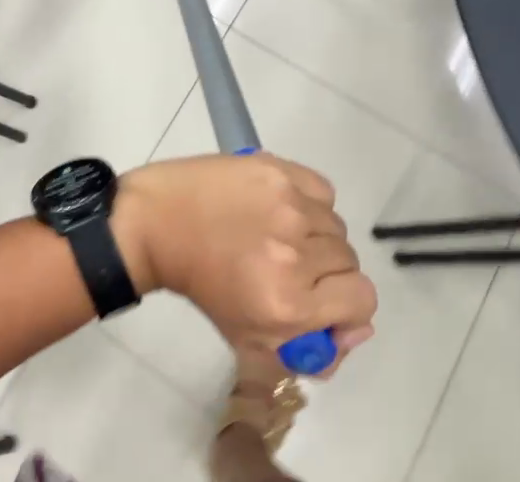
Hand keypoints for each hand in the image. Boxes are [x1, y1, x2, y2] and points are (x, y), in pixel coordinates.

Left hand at [113, 154, 377, 371]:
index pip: (362, 300)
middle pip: (349, 262)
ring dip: (316, 234)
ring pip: (336, 226)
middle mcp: (297, 255)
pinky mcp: (279, 170)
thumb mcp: (251, 337)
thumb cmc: (203, 284)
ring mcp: (290, 207)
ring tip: (277, 232)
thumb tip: (359, 328)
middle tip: (288, 265)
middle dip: (325, 270)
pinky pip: (322, 191)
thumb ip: (311, 348)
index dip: (347, 305)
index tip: (323, 299)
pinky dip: (310, 200)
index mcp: (289, 304)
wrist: (156, 224)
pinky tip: (280, 206)